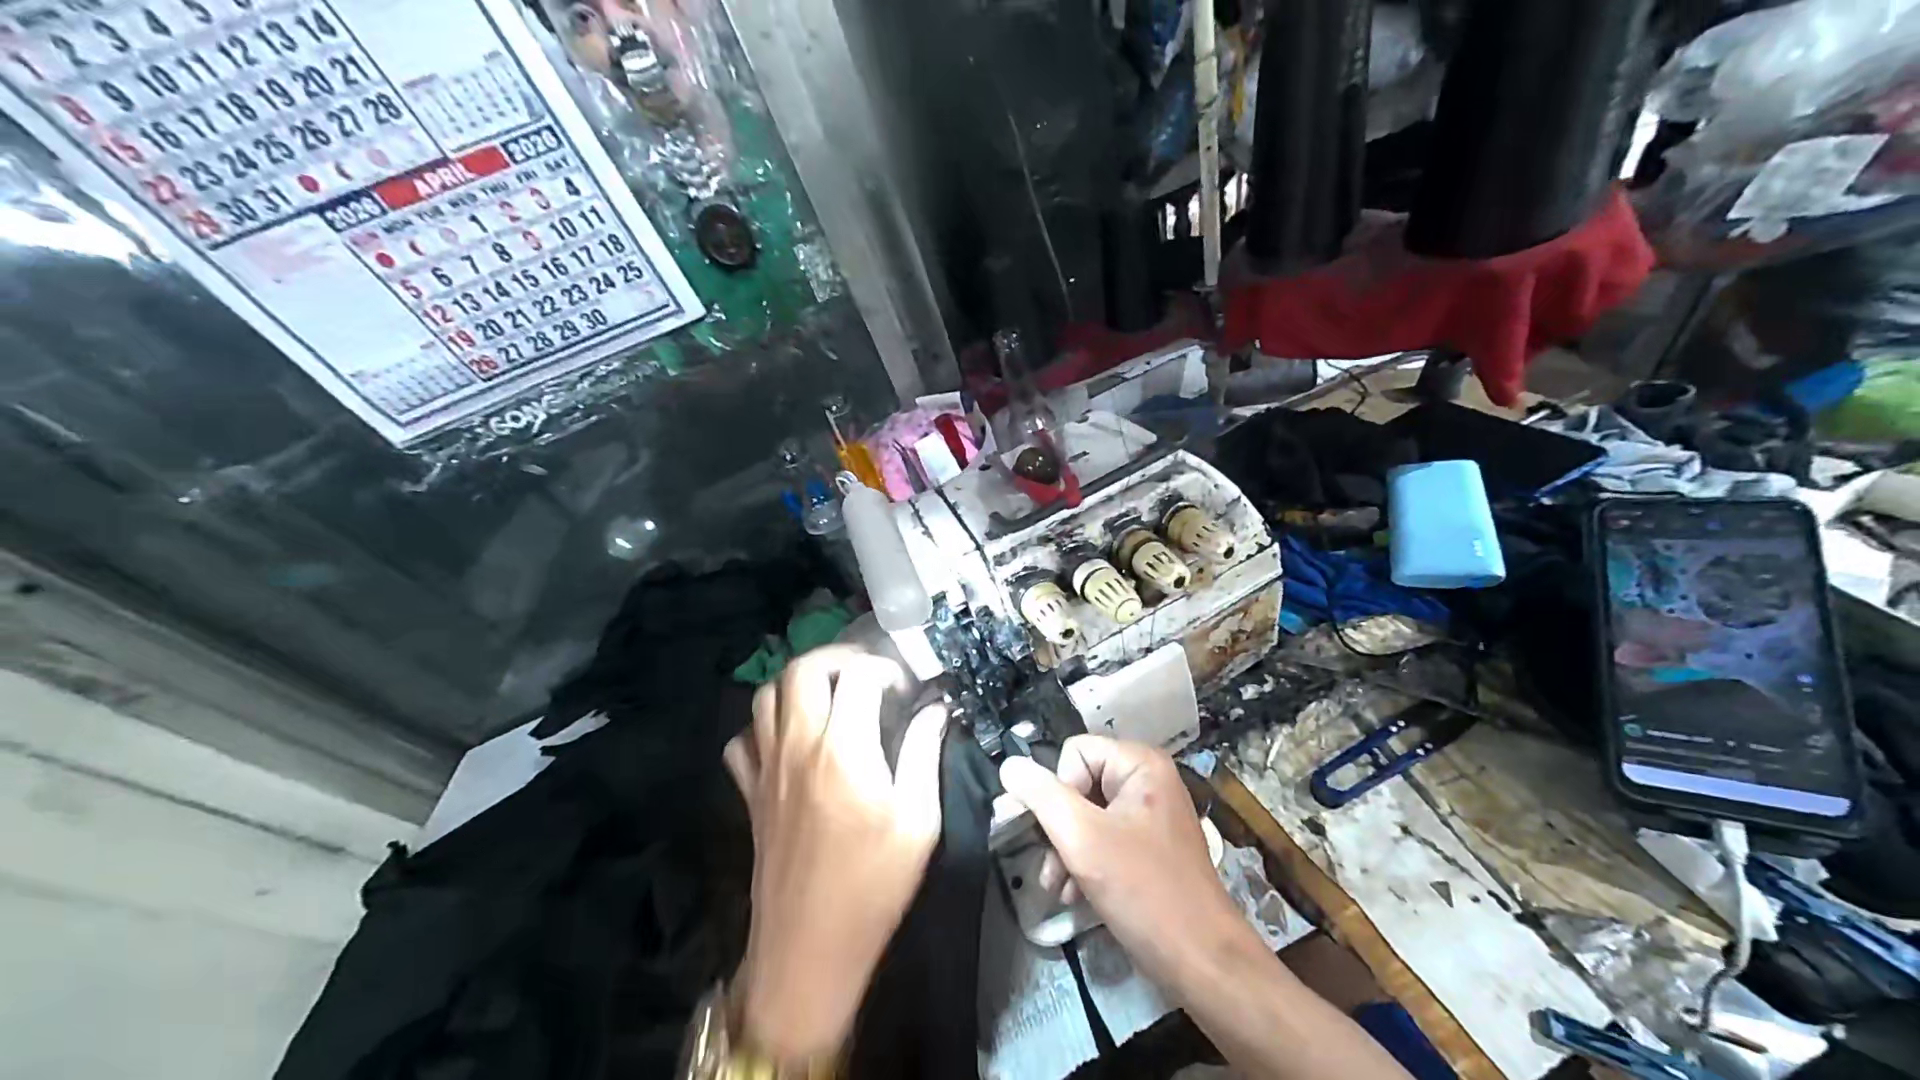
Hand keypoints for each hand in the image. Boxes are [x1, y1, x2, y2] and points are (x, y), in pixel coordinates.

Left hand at [722, 646, 947, 1059]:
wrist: (809, 950)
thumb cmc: (874, 887)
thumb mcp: (919, 822)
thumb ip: (924, 753)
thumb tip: (933, 709)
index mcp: (843, 749)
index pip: (858, 675)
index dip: (887, 670)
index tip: (906, 689)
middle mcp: (797, 746)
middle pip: (803, 668)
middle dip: (839, 657)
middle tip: (868, 674)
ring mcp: (766, 769)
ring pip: (766, 694)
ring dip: (800, 682)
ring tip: (832, 696)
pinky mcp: (749, 794)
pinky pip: (743, 740)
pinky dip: (764, 726)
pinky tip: (790, 739)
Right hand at [998, 735, 1258, 994]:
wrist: (1201, 962)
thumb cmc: (1142, 890)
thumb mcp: (1081, 837)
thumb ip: (1040, 796)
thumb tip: (1009, 765)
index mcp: (1140, 764)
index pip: (1074, 752)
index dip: (1060, 789)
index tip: (1063, 829)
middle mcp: (1148, 780)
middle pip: (1079, 783)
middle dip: (1058, 826)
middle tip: (1049, 864)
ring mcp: (1150, 815)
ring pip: (1086, 815)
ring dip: (1065, 850)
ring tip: (1057, 886)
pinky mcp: (1149, 848)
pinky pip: (1104, 839)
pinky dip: (1085, 863)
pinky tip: (1074, 894)